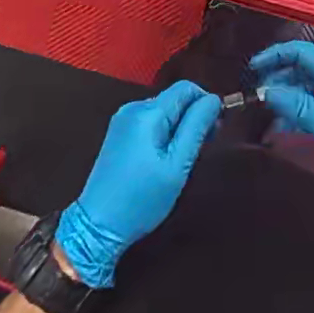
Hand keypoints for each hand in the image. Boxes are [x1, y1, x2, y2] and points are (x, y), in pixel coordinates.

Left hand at [56, 81, 220, 287]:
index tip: (215, 130)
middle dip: (193, 118)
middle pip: (174, 99)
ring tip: (183, 160)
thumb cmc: (142, 198)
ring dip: (180, 128)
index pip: (186, 88)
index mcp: (147, 113)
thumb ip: (196, 128)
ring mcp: (122, 121)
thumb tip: (214, 99)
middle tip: (202, 149)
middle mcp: (132, 109)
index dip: (206, 103)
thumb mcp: (177, 165)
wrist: (98, 224)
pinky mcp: (119, 134)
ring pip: (164, 112)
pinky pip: (150, 123)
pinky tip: (165, 160)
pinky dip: (164, 135)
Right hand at [251, 41, 313, 280]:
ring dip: (287, 99)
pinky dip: (299, 114)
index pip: (301, 50)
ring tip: (266, 118)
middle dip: (277, 79)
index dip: (273, 56)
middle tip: (255, 100)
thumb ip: (297, 106)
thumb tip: (264, 91)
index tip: (250, 72)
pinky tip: (286, 129)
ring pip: (309, 89)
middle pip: (303, 68)